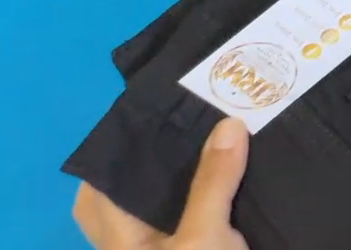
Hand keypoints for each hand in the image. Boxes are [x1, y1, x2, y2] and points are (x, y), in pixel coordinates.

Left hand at [74, 118, 250, 249]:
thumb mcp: (202, 238)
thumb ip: (212, 184)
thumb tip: (230, 123)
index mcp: (121, 241)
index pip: (100, 191)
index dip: (116, 154)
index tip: (152, 115)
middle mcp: (139, 246)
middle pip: (134, 196)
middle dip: (161, 160)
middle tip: (198, 120)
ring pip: (172, 206)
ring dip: (198, 175)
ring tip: (232, 134)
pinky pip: (203, 217)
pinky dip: (221, 194)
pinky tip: (250, 174)